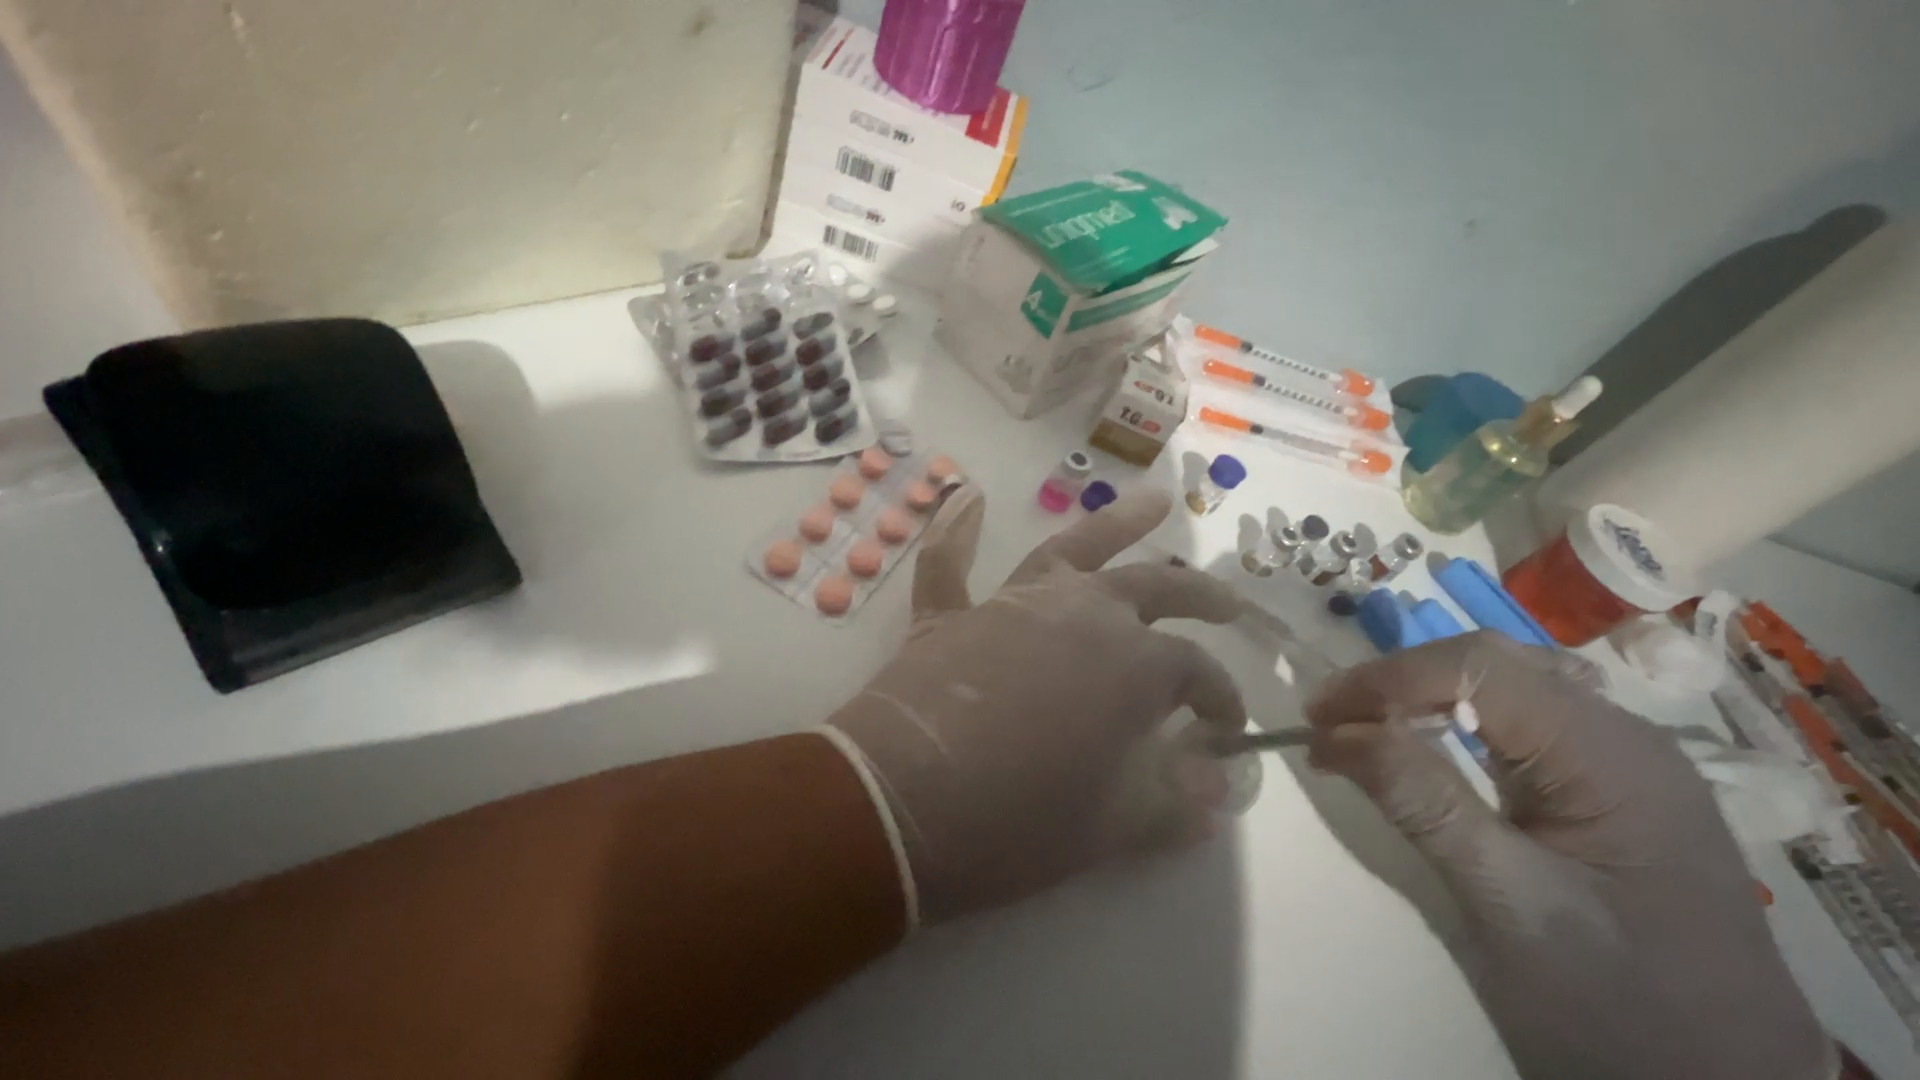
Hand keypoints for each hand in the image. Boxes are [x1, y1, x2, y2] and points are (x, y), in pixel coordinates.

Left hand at [824, 487, 1246, 924]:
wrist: (904, 807)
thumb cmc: (1021, 822)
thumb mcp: (1115, 824)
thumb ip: (1174, 802)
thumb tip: (1215, 790)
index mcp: (1136, 664)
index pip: (1196, 674)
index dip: (1219, 702)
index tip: (1225, 732)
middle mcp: (1083, 615)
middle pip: (1154, 589)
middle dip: (1197, 596)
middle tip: (1226, 604)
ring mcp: (1012, 605)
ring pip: (1072, 548)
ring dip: (1117, 522)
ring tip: (1154, 500)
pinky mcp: (949, 616)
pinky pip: (948, 563)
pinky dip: (955, 528)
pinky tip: (966, 494)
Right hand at [1307, 631, 1831, 1079]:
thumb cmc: (1616, 1000)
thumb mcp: (1506, 903)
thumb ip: (1421, 802)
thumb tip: (1334, 731)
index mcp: (1610, 754)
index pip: (1480, 668)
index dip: (1388, 678)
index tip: (1317, 716)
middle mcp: (1626, 737)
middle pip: (1497, 663)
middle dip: (1403, 681)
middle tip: (1334, 721)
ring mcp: (1626, 761)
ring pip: (1512, 684)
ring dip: (1429, 695)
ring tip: (1368, 730)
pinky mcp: (1614, 789)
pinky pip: (1528, 723)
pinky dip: (1462, 721)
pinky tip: (1432, 747)